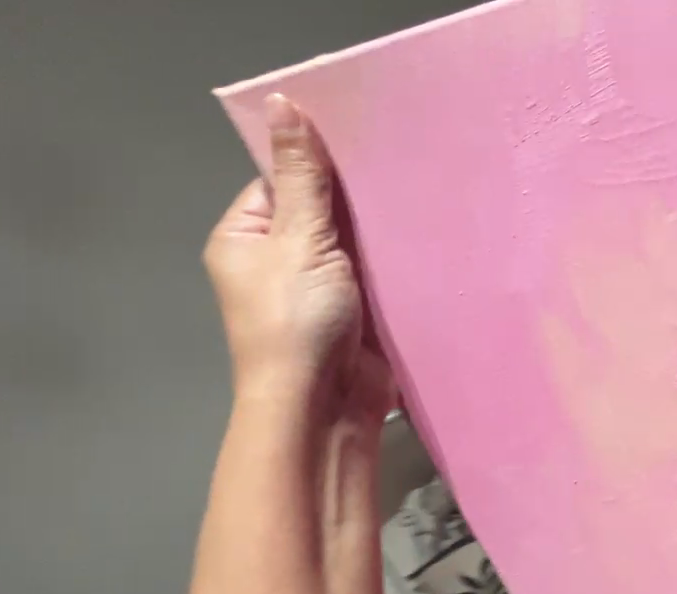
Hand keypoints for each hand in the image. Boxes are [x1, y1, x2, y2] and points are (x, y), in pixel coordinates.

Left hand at [203, 94, 391, 424]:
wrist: (324, 405)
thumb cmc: (296, 321)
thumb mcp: (299, 241)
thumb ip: (304, 180)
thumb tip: (286, 105)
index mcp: (246, 238)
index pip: (281, 184)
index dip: (316, 166)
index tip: (361, 147)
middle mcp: (281, 263)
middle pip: (322, 217)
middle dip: (357, 205)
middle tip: (403, 174)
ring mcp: (323, 294)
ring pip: (357, 253)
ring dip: (383, 240)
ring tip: (424, 207)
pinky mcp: (361, 319)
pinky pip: (381, 285)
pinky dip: (400, 273)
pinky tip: (429, 251)